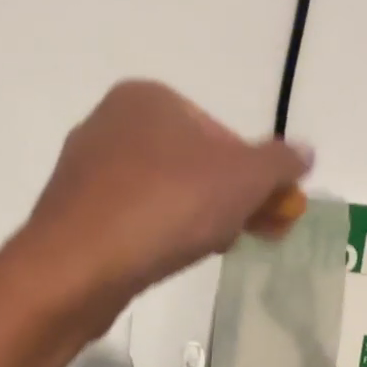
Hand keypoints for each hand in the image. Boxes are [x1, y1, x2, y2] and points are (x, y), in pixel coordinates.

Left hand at [16, 80, 311, 307]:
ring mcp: (79, 174)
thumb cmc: (165, 207)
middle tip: (240, 236)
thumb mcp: (245, 179)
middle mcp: (104, 126)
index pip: (216, 131)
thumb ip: (279, 163)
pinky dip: (147, 240)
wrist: (75, 269)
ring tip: (197, 254)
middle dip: (219, 201)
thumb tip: (301, 154)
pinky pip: (123, 225)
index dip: (248, 174)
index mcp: (144, 98)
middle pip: (186, 165)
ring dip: (185, 223)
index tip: (262, 212)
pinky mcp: (65, 219)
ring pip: (154, 197)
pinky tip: (156, 265)